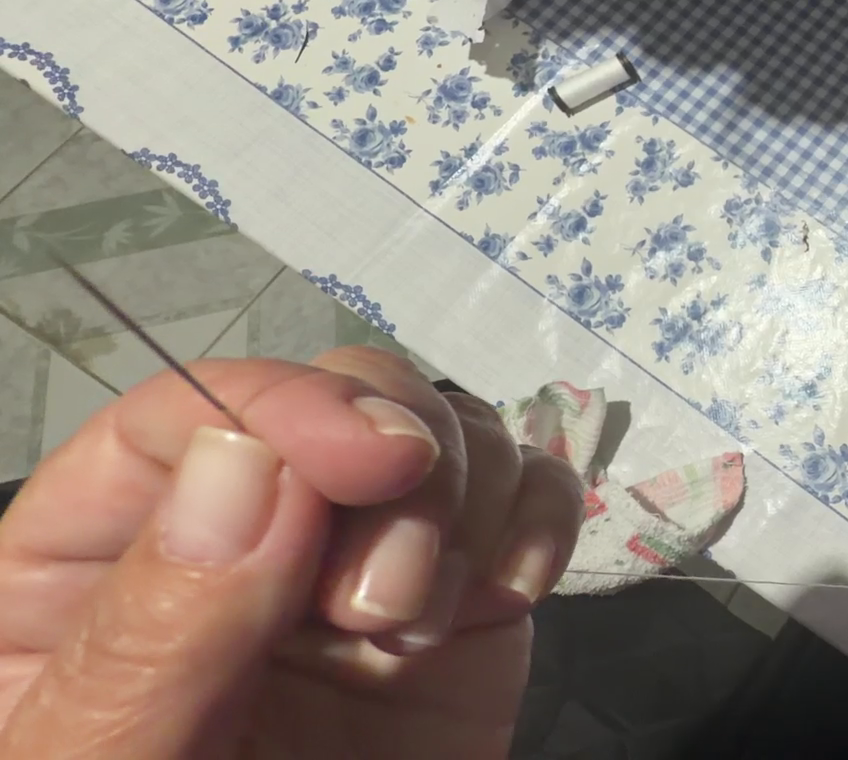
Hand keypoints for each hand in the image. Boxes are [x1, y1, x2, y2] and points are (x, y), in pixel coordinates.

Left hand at [0, 347, 584, 758]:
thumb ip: (151, 638)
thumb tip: (246, 461)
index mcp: (115, 559)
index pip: (197, 409)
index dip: (296, 406)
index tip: (378, 464)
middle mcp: (269, 526)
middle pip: (366, 395)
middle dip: (411, 475)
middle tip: (387, 606)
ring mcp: (388, 545)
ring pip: (465, 430)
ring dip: (476, 508)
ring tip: (437, 626)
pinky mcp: (481, 573)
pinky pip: (540, 486)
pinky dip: (544, 520)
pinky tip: (513, 599)